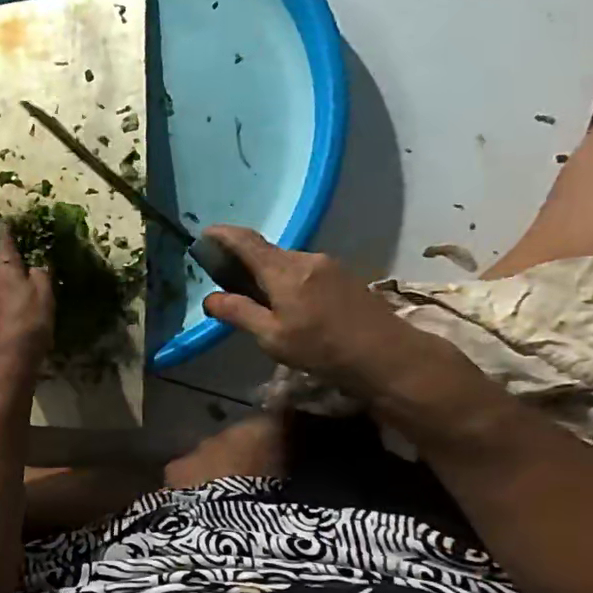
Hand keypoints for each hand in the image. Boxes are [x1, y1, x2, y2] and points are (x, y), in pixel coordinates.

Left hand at [0, 224, 53, 362]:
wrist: (12, 354)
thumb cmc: (29, 316)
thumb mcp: (43, 288)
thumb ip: (40, 270)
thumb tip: (36, 264)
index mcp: (2, 262)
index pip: (2, 235)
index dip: (9, 225)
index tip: (17, 217)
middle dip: (8, 245)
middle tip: (27, 239)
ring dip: (10, 263)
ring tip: (29, 258)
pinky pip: (2, 282)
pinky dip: (11, 278)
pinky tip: (25, 281)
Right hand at [199, 225, 472, 402]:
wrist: (389, 357)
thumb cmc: (323, 349)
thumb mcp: (272, 337)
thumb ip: (239, 313)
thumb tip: (210, 298)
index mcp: (284, 270)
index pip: (246, 241)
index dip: (222, 235)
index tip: (204, 235)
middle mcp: (306, 258)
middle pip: (266, 252)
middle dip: (243, 260)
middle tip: (225, 281)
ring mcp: (328, 265)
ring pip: (286, 262)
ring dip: (267, 273)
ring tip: (256, 299)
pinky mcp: (343, 276)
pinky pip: (304, 270)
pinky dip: (286, 280)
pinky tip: (288, 304)